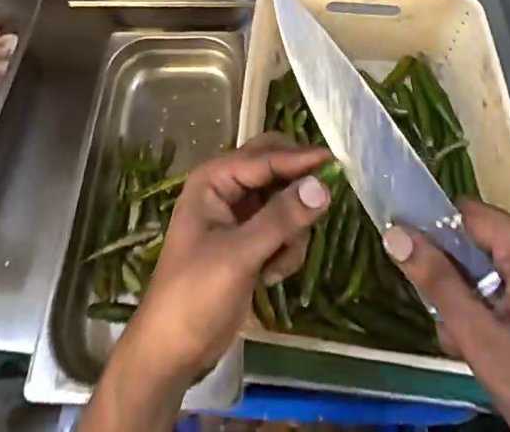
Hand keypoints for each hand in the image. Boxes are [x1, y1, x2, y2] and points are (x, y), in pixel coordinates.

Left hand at [116, 133, 332, 386]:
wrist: (173, 350)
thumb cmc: (195, 294)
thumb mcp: (239, 255)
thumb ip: (281, 218)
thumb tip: (322, 186)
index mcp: (214, 179)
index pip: (265, 157)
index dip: (300, 158)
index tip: (336, 161)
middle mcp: (227, 188)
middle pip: (275, 170)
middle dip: (296, 191)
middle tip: (323, 200)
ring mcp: (239, 214)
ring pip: (285, 201)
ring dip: (291, 230)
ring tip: (278, 262)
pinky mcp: (249, 240)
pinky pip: (283, 228)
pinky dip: (286, 249)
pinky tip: (270, 276)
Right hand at [385, 201, 509, 431]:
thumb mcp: (486, 342)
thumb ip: (439, 284)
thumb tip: (394, 233)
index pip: (469, 214)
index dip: (433, 229)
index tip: (404, 255)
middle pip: (479, 246)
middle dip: (453, 280)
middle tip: (443, 320)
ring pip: (491, 277)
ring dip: (469, 306)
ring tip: (467, 348)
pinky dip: (492, 320)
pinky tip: (488, 357)